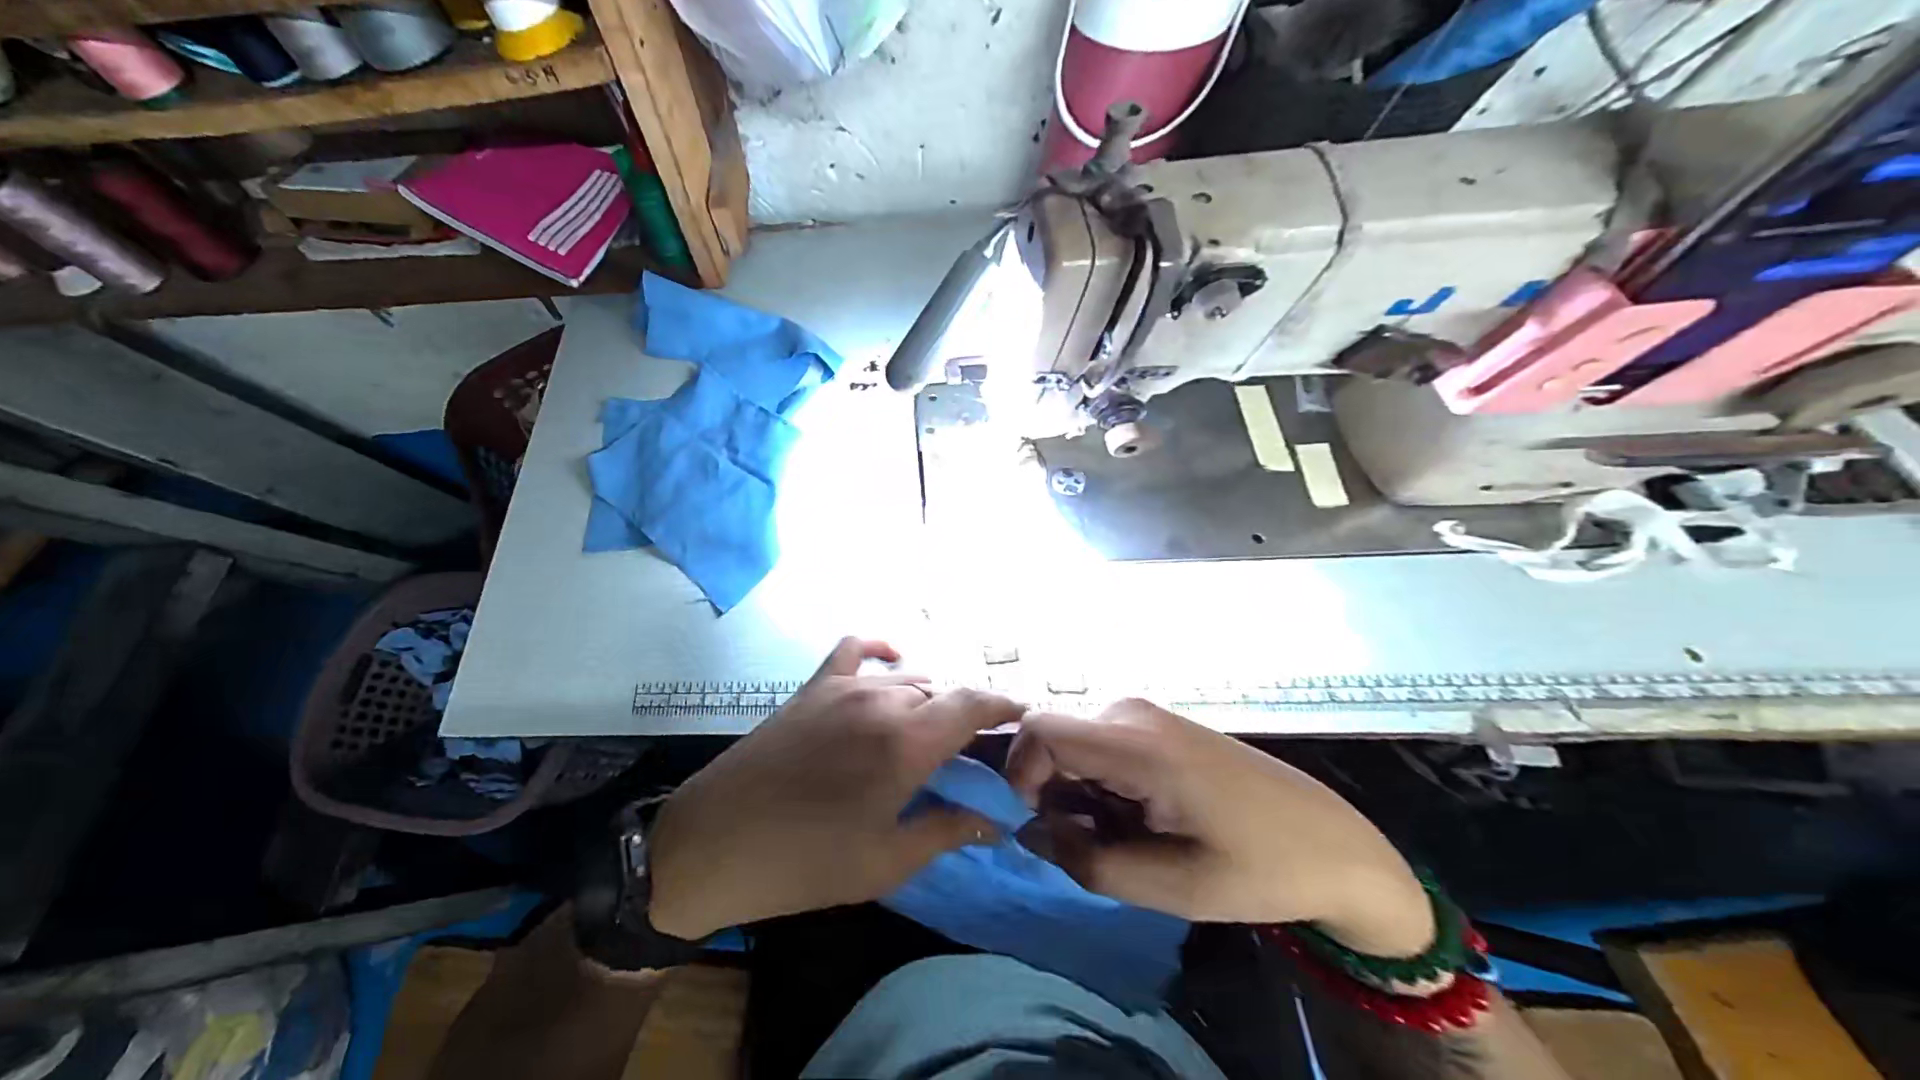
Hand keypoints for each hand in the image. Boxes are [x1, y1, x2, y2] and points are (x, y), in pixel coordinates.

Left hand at [647, 638, 1024, 938]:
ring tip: (932, 733)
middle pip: (943, 694)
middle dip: (966, 718)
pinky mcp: (813, 689)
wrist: (712, 845)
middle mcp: (881, 701)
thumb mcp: (886, 862)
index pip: (974, 704)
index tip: (1023, 719)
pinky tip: (893, 660)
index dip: (1005, 706)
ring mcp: (843, 689)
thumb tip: (994, 820)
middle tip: (971, 755)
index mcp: (906, 743)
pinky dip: (882, 650)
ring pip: (908, 680)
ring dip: (930, 701)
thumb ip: (947, 830)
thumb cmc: (805, 864)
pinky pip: (856, 650)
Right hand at [1007, 699, 1434, 957]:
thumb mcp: (1167, 886)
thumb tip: (1032, 831)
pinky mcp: (1160, 728)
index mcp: (1138, 744)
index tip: (1044, 824)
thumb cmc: (1257, 869)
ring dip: (1082, 795)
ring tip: (1131, 838)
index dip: (1020, 773)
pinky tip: (1145, 820)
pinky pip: (1104, 748)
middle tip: (1095, 846)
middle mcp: (1134, 714)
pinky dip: (1104, 786)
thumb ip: (1085, 860)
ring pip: (1077, 747)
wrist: (1335, 845)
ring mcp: (1149, 717)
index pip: (1040, 728)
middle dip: (1056, 794)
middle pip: (1055, 740)